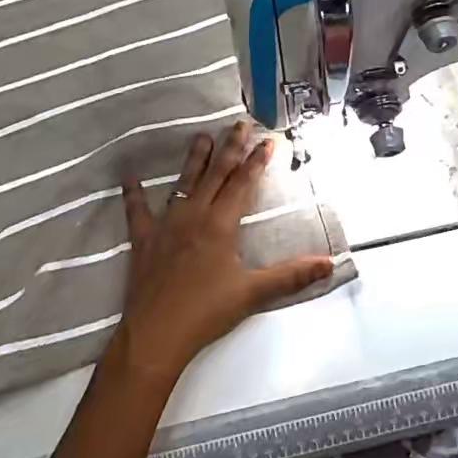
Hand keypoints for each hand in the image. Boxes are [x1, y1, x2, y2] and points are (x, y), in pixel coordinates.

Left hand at [111, 121, 334, 382]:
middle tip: (238, 125)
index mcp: (220, 226)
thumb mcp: (253, 294)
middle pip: (215, 175)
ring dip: (192, 161)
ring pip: (182, 185)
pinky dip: (133, 194)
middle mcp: (194, 217)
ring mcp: (166, 226)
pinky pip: (137, 212)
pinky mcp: (143, 241)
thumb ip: (290, 276)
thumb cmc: (206, 312)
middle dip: (229, 149)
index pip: (243, 185)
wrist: (157, 333)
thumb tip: (328, 263)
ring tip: (199, 136)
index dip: (257, 162)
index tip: (267, 141)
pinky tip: (129, 177)